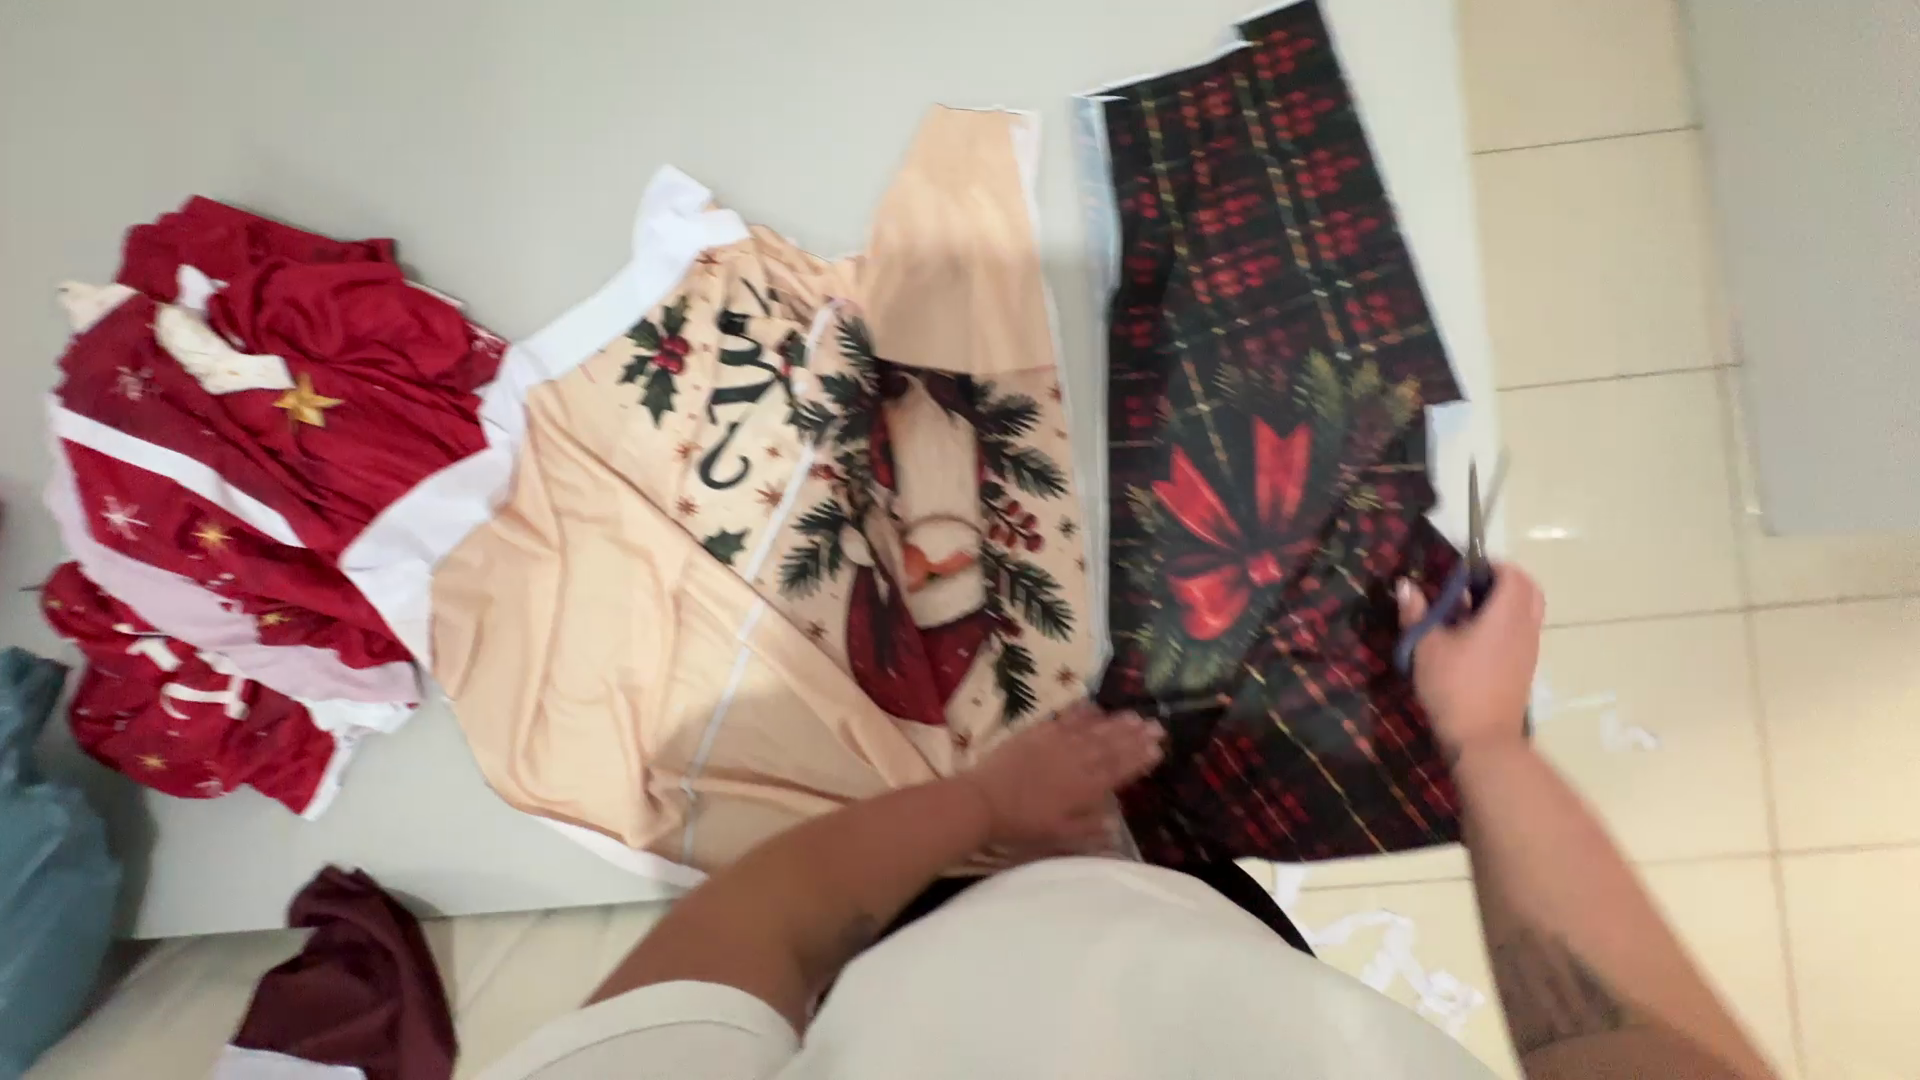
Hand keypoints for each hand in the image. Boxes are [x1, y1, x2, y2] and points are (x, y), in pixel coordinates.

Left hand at [962, 701, 1163, 852]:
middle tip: (1156, 724)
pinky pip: (1066, 719)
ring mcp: (1056, 743)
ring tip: (1135, 714)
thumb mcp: (1060, 837)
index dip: (1139, 759)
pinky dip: (1082, 713)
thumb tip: (1116, 822)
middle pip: (1110, 746)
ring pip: (1093, 730)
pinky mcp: (1036, 732)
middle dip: (1135, 735)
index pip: (1118, 770)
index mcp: (1084, 789)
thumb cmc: (1022, 824)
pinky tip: (1094, 707)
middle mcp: (1075, 761)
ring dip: (1115, 722)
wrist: (983, 801)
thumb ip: (1090, 829)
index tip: (1158, 748)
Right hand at [1396, 562, 1544, 759]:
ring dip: (1501, 601)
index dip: (1491, 565)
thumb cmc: (1452, 686)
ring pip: (1527, 610)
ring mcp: (1528, 649)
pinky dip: (1503, 620)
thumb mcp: (1425, 646)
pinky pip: (1521, 629)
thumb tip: (1406, 585)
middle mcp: (1524, 628)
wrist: (1481, 737)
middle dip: (1501, 580)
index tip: (1462, 568)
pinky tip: (1470, 635)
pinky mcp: (1523, 665)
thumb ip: (1417, 612)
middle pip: (1528, 590)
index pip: (1513, 575)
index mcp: (1504, 617)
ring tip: (1464, 608)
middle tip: (1468, 583)